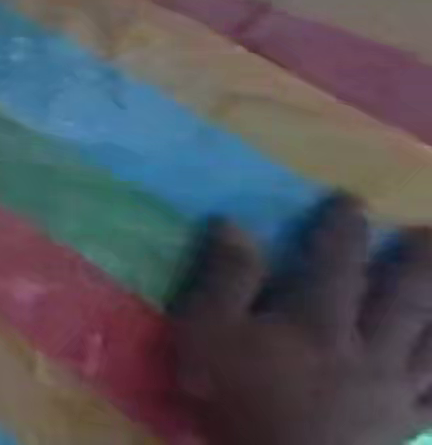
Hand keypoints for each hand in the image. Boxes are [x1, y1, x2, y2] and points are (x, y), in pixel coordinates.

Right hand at [174, 196, 431, 444]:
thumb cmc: (229, 387)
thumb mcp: (206, 326)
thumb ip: (225, 277)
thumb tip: (237, 225)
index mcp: (316, 324)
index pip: (334, 266)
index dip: (342, 232)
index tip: (351, 200)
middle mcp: (368, 349)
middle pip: (403, 301)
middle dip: (418, 263)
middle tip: (429, 230)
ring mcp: (397, 387)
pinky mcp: (408, 416)